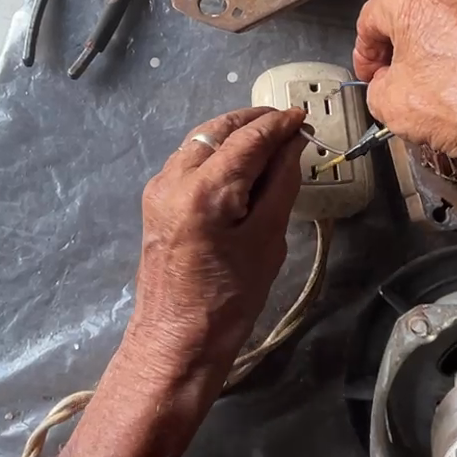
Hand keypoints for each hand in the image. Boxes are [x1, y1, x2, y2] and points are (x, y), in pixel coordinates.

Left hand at [127, 106, 308, 380]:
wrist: (175, 340)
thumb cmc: (230, 299)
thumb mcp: (267, 240)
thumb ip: (280, 184)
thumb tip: (292, 145)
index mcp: (205, 189)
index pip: (248, 138)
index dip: (278, 124)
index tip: (302, 116)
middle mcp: (174, 177)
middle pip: (218, 129)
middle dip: (253, 121)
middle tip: (287, 124)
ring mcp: (159, 186)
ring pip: (200, 140)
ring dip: (233, 133)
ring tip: (268, 140)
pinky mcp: (155, 199)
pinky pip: (188, 159)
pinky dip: (215, 151)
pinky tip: (238, 163)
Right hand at [353, 0, 456, 224]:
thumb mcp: (396, 108)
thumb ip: (377, 91)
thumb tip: (388, 83)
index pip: (370, 21)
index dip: (364, 56)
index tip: (371, 82)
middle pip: (414, 15)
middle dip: (404, 51)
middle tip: (405, 87)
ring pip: (453, 21)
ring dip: (442, 51)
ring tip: (448, 91)